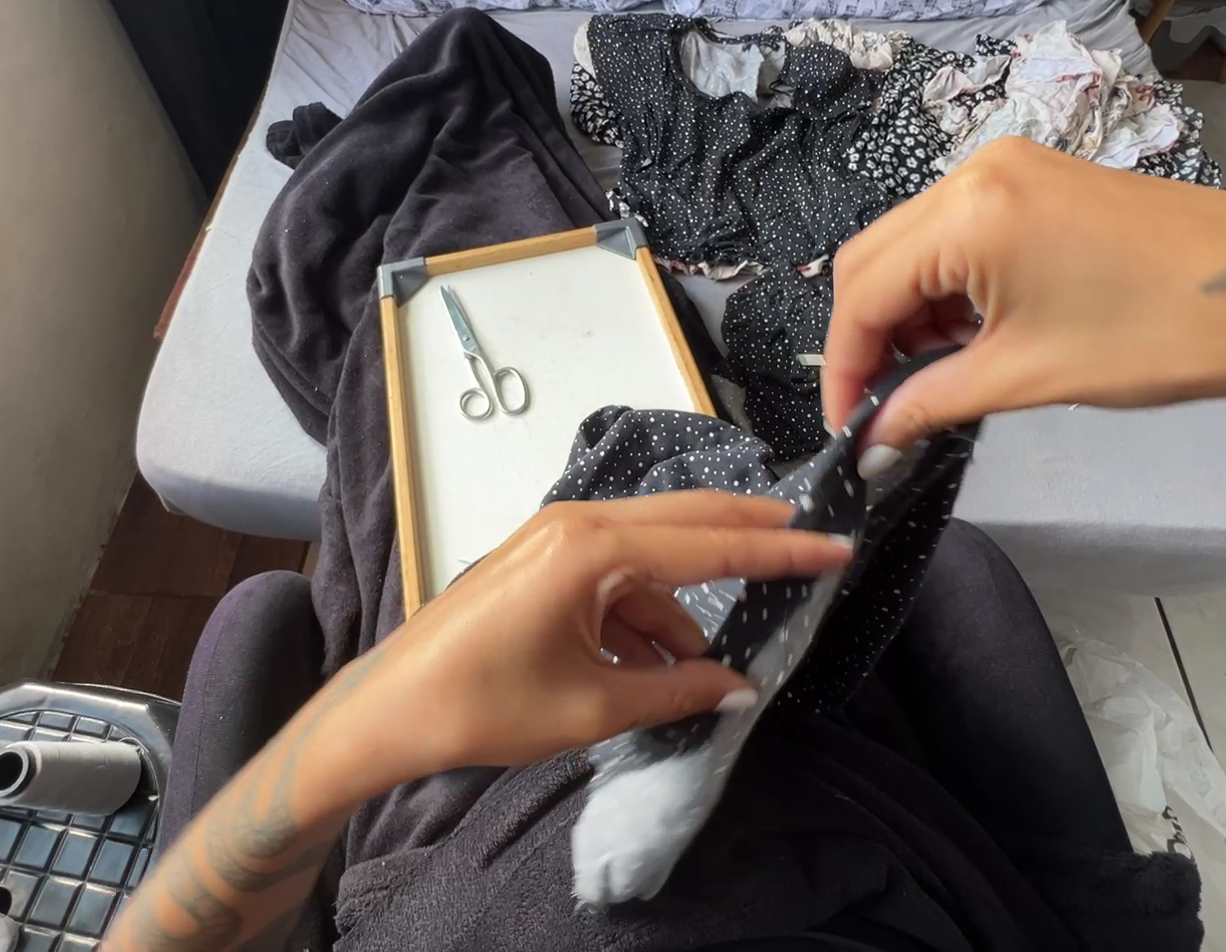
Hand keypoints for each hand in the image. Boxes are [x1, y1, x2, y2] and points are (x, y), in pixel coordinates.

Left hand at [328, 492, 851, 788]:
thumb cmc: (486, 703)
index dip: (777, 548)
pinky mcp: (546, 558)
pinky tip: (651, 666)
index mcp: (592, 546)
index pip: (707, 541)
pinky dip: (642, 615)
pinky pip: (616, 577)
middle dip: (748, 532)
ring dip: (682, 607)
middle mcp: (578, 522)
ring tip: (704, 667)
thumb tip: (739, 687)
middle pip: (685, 518)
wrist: (392, 707)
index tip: (834, 545)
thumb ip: (676, 691)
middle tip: (807, 541)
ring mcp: (558, 536)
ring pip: (651, 556)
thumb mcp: (592, 705)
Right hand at [823, 137, 1225, 457]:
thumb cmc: (1160, 337)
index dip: (843, 369)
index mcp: (969, 214)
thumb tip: (866, 446)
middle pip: (868, 263)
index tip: (846, 427)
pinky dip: (936, 291)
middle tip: (879, 402)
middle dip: (864, 339)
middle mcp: (972, 173)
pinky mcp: (1026, 180)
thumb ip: (925, 405)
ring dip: (899, 315)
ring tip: (929, 371)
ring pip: (902, 249)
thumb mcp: (1023, 378)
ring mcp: (1001, 169)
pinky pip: (944, 237)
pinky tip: (960, 333)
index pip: (862, 296)